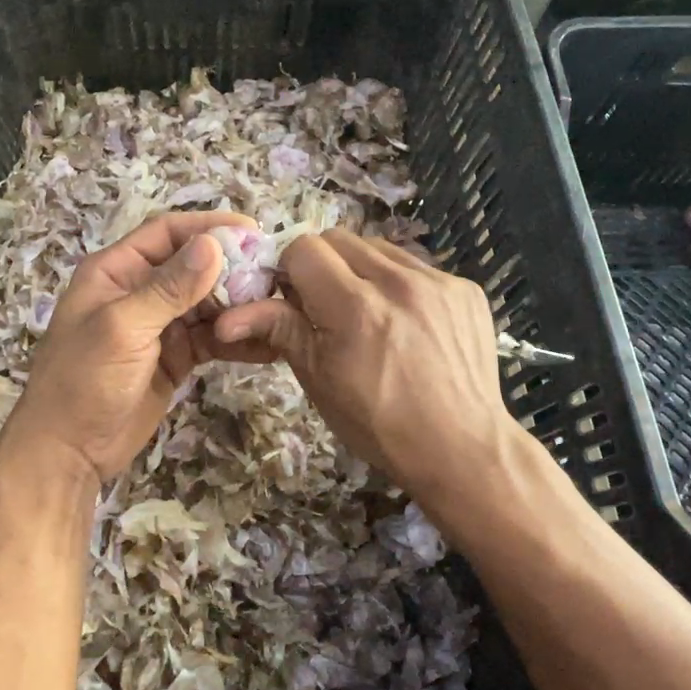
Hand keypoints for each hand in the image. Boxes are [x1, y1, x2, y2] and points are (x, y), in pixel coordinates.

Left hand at [0, 211, 273, 483]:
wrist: (67, 453)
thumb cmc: (84, 380)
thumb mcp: (124, 328)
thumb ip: (169, 288)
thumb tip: (214, 244)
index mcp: (115, 271)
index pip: (166, 233)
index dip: (208, 227)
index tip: (253, 231)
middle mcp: (137, 291)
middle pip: (193, 266)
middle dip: (232, 269)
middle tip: (274, 276)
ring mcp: (158, 325)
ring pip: (206, 302)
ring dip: (238, 305)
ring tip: (276, 309)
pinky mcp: (174, 357)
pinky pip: (210, 338)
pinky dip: (235, 339)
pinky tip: (266, 343)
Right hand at [212, 229, 516, 503]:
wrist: (463, 450)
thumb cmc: (379, 424)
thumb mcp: (318, 380)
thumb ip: (278, 330)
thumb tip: (224, 319)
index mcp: (354, 307)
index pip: (304, 248)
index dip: (290, 271)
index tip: (294, 300)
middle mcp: (398, 282)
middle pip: (339, 239)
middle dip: (322, 265)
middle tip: (325, 306)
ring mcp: (438, 282)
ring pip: (379, 248)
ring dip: (362, 270)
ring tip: (368, 314)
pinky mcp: (466, 288)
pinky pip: (418, 267)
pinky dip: (401, 285)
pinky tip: (407, 323)